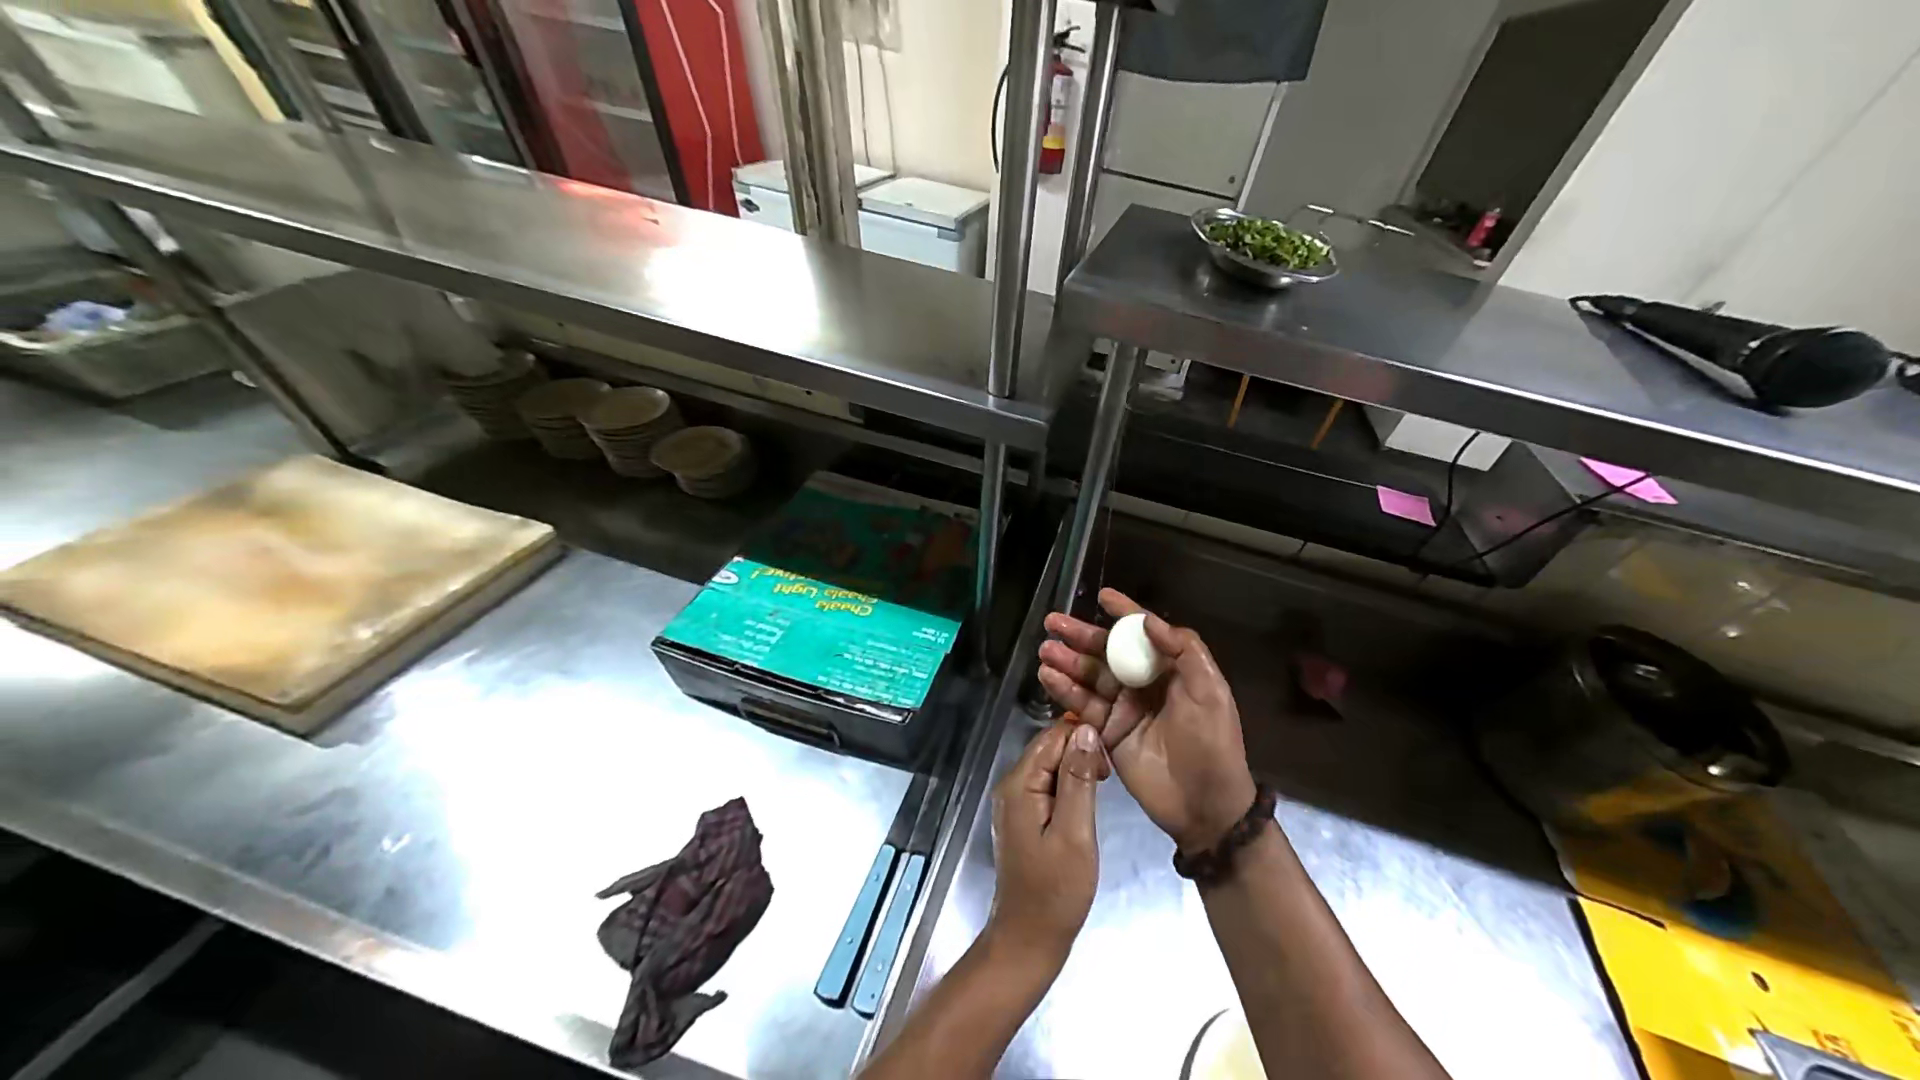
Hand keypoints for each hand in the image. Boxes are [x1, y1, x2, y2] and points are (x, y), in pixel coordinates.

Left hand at [986, 721, 1105, 964]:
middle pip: (1049, 748)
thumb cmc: (1056, 890)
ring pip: (1050, 765)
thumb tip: (1084, 730)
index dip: (1082, 739)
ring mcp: (1015, 801)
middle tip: (1108, 778)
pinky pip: (1048, 785)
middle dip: (1080, 752)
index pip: (1052, 737)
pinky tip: (1086, 802)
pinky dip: (1069, 786)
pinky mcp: (1024, 816)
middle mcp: (1011, 785)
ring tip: (1102, 788)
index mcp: (1019, 784)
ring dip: (1077, 769)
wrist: (1030, 936)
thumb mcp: (1074, 832)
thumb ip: (1078, 779)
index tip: (1109, 762)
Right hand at [1037, 589, 1256, 854]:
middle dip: (1081, 636)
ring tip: (1045, 650)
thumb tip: (1149, 620)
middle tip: (1052, 622)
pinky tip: (1048, 677)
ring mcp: (1123, 708)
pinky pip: (1083, 706)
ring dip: (1067, 662)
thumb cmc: (1212, 743)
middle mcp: (1144, 684)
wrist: (1205, 804)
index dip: (1124, 614)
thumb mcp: (1209, 693)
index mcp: (1171, 670)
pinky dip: (1064, 690)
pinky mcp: (1107, 732)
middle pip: (1107, 653)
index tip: (1103, 597)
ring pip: (1090, 677)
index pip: (1144, 634)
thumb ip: (1184, 652)